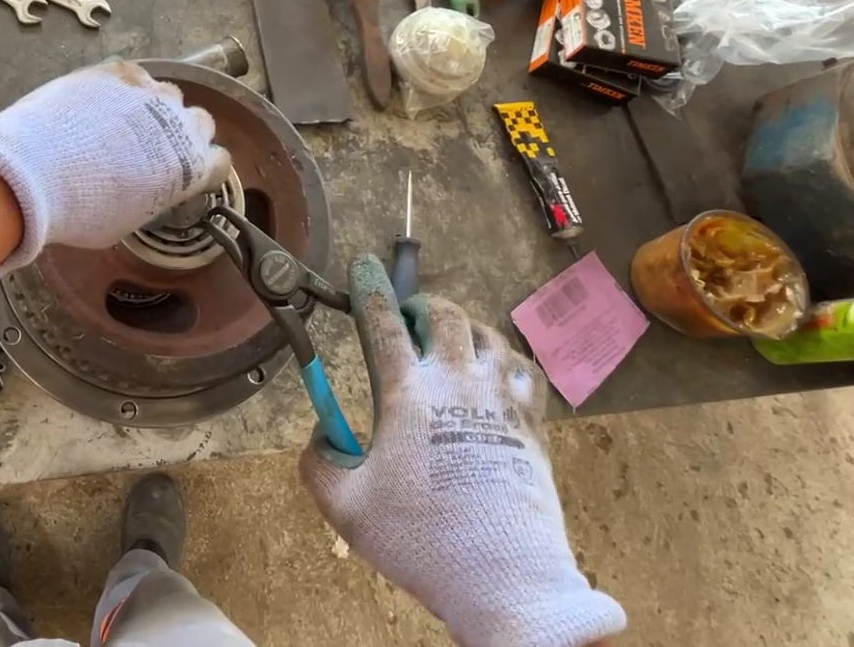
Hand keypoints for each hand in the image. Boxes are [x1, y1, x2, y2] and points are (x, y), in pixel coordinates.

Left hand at [0, 62, 230, 273]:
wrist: (31, 176)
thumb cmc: (78, 213)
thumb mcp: (124, 222)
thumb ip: (148, 196)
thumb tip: (140, 185)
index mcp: (190, 168)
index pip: (219, 161)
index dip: (202, 167)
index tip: (183, 172)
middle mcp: (179, 124)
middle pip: (199, 121)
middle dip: (182, 132)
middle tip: (151, 146)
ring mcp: (147, 92)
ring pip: (165, 92)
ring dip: (152, 106)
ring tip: (120, 120)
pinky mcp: (114, 72)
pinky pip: (130, 74)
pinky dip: (120, 86)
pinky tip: (98, 100)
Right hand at [300, 257, 624, 646]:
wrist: (511, 586)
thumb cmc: (423, 543)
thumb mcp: (347, 508)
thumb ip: (318, 463)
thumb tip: (320, 437)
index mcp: (409, 395)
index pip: (383, 325)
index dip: (369, 290)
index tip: (363, 267)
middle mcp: (458, 384)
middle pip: (446, 315)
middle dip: (422, 305)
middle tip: (408, 319)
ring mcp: (502, 403)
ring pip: (491, 336)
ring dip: (466, 330)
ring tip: (452, 345)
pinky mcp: (534, 427)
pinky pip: (524, 372)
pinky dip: (505, 361)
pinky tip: (496, 377)